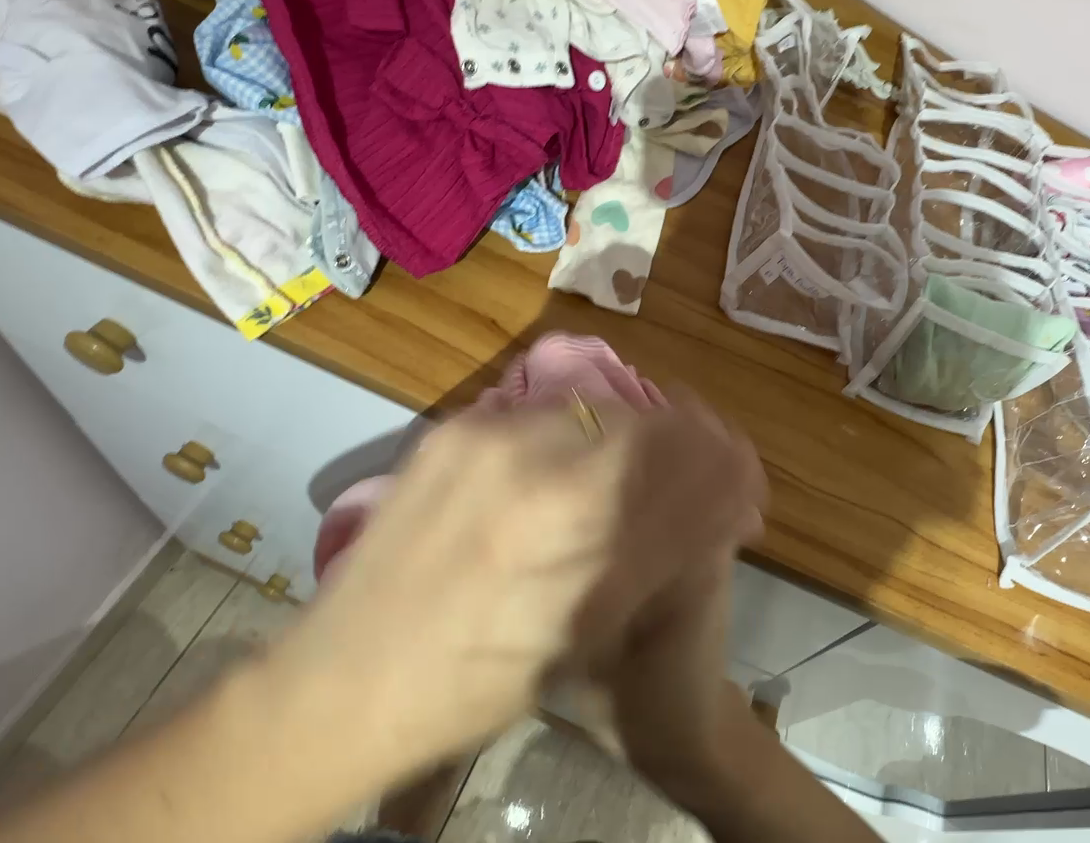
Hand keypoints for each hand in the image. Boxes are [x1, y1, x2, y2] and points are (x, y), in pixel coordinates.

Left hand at [261, 395, 766, 787]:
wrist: (346, 675)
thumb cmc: (477, 681)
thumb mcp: (584, 629)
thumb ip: (658, 549)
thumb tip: (719, 501)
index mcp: (567, 513)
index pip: (679, 448)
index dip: (723, 460)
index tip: (743, 486)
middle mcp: (526, 450)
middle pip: (641, 418)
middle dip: (686, 446)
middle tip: (701, 483)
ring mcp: (480, 430)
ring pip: (593, 408)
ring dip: (631, 440)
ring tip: (639, 483)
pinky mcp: (449, 427)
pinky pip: (542, 415)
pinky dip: (578, 438)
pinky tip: (574, 476)